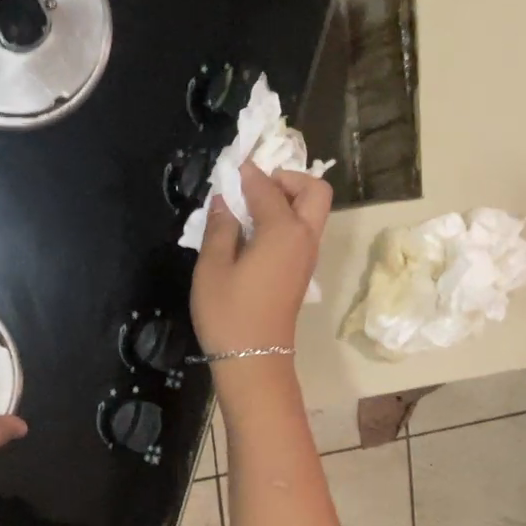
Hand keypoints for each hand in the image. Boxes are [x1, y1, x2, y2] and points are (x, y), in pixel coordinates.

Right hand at [191, 164, 331, 408]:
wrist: (253, 358)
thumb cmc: (228, 312)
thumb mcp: (212, 268)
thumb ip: (219, 229)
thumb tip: (222, 202)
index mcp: (283, 231)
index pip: (267, 189)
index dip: (248, 175)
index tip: (232, 166)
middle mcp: (304, 237)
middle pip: (313, 190)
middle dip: (287, 179)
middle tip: (255, 187)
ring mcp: (307, 256)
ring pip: (312, 211)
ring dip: (288, 200)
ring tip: (251, 209)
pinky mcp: (301, 272)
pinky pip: (302, 231)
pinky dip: (286, 220)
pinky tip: (255, 233)